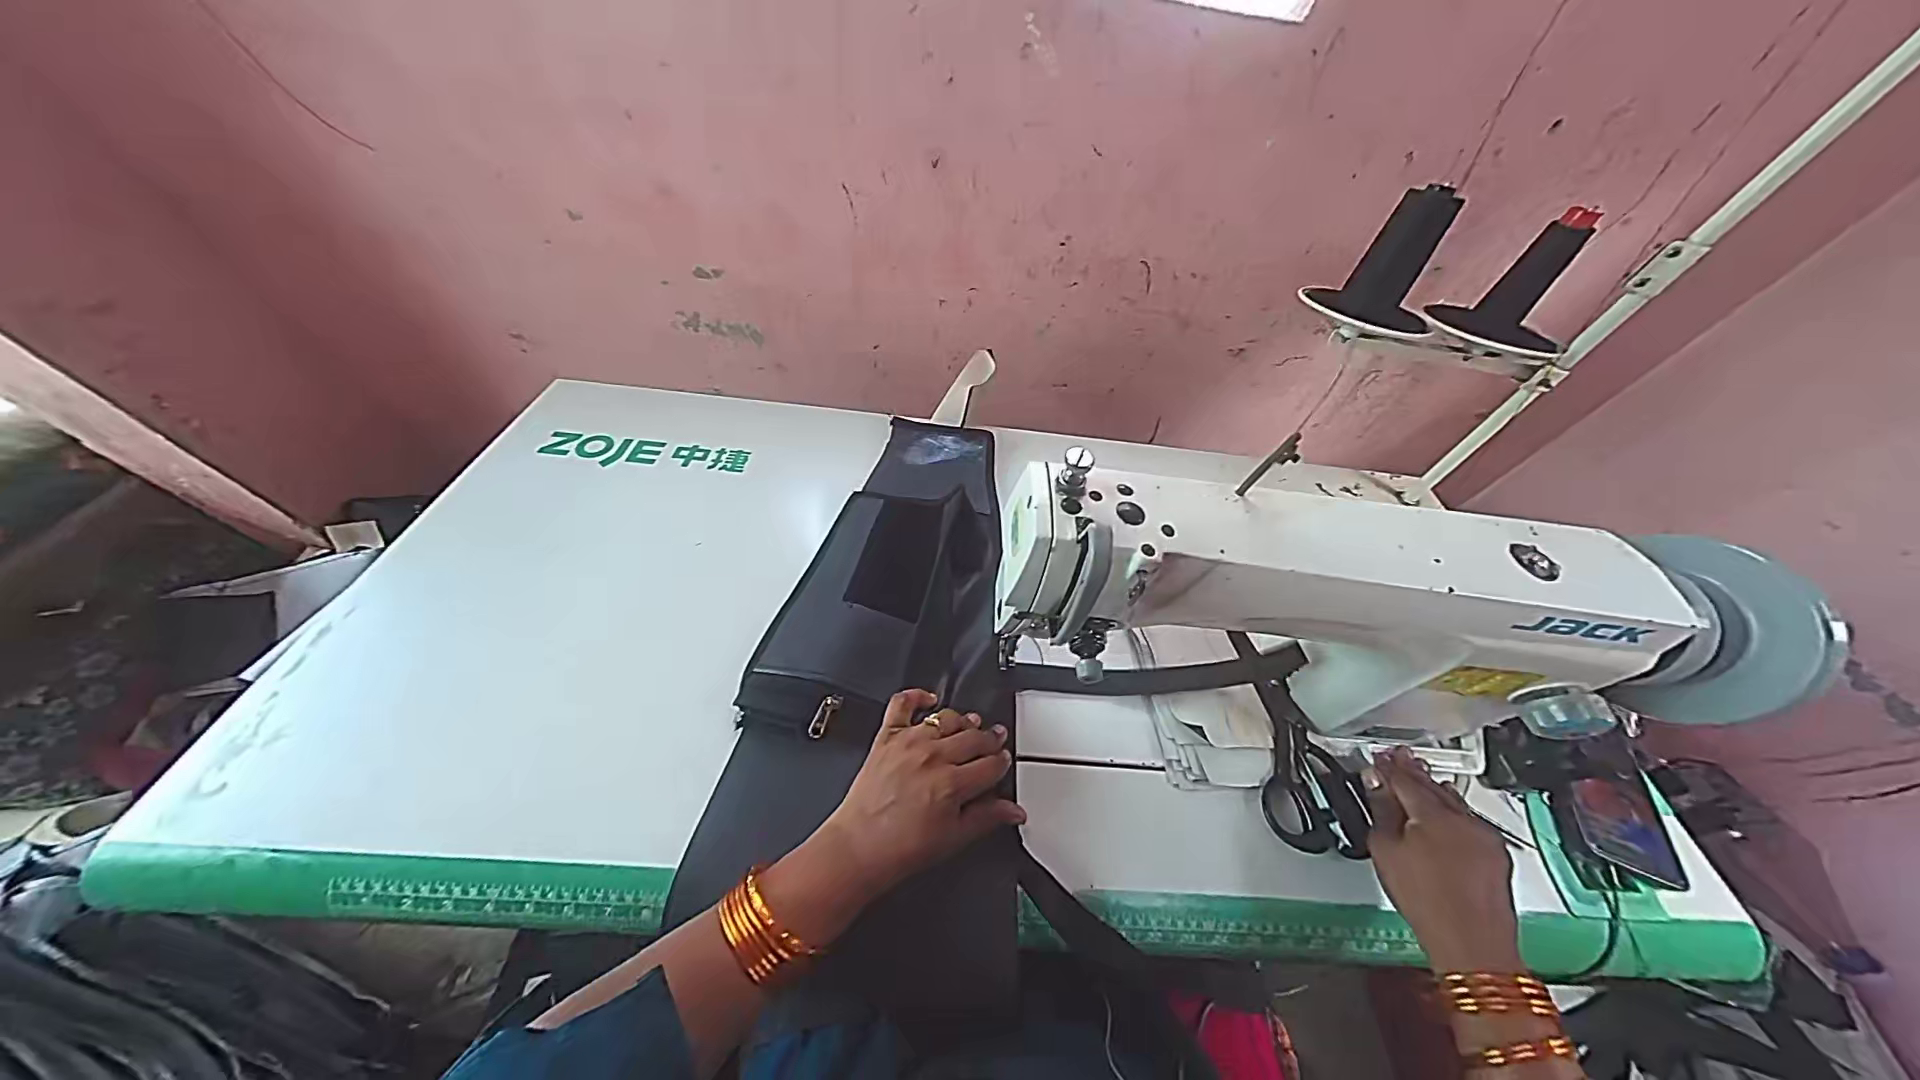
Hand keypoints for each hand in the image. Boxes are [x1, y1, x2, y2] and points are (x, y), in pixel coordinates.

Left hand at [811, 689, 1026, 900]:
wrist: (858, 847)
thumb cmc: (900, 848)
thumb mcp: (954, 838)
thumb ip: (987, 817)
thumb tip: (1013, 810)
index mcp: (952, 784)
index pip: (991, 764)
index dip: (1002, 761)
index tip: (1002, 761)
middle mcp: (932, 758)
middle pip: (974, 738)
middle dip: (990, 739)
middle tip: (994, 741)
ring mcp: (908, 743)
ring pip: (947, 718)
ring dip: (963, 721)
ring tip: (971, 725)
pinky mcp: (887, 736)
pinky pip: (902, 704)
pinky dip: (916, 696)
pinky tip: (929, 699)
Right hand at [1364, 746, 1522, 972]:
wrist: (1471, 942)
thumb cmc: (1425, 899)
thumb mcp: (1385, 850)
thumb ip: (1380, 810)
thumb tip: (1375, 784)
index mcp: (1434, 814)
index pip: (1404, 779)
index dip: (1386, 767)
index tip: (1376, 758)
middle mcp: (1464, 819)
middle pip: (1431, 785)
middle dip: (1411, 770)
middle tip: (1396, 757)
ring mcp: (1484, 836)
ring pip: (1452, 800)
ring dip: (1432, 787)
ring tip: (1417, 777)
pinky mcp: (1496, 854)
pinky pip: (1469, 818)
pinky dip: (1451, 808)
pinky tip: (1444, 808)